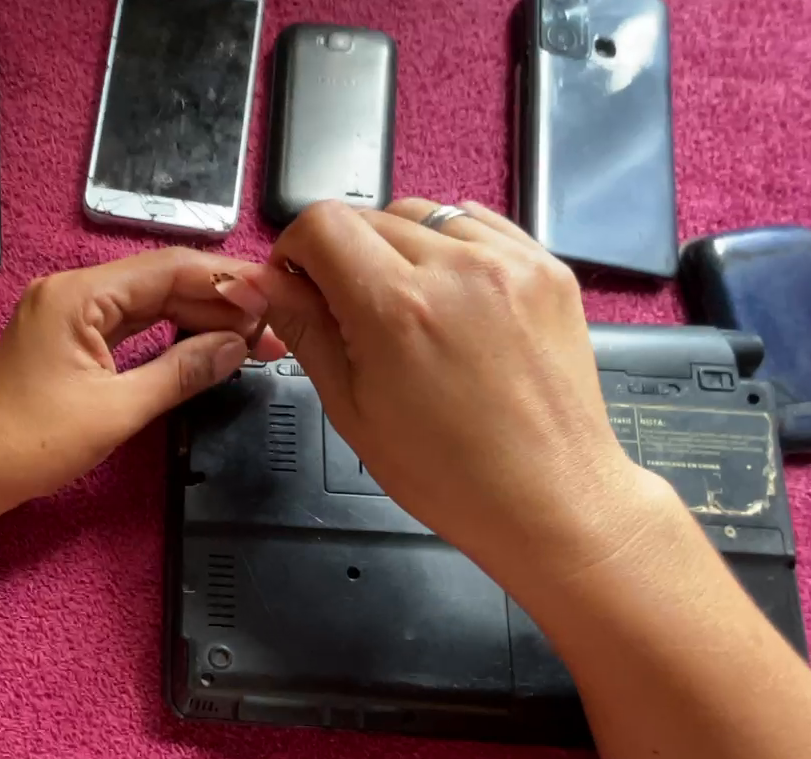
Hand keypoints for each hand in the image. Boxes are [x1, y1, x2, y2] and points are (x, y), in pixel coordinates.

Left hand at [0, 248, 281, 524]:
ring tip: (246, 339)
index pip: (168, 269)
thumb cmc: (30, 444)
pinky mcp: (64, 341)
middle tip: (270, 329)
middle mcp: (68, 293)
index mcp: (76, 295)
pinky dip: (161, 337)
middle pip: (158, 282)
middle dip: (216, 304)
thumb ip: (181, 372)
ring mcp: (64, 316)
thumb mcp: (117, 410)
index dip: (227, 282)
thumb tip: (234, 347)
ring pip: (144, 305)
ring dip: (193, 320)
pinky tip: (198, 346)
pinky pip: (123, 327)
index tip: (272, 299)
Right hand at [233, 199, 677, 587]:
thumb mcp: (348, 407)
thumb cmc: (439, 470)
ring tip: (395, 305)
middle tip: (338, 309)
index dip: (292, 252)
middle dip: (335, 255)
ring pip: (419, 213)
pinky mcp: (546, 264)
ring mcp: (510, 259)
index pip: (321, 225)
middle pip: (366, 216)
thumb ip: (304, 329)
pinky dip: (441, 245)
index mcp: (396, 308)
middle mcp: (456, 266)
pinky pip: (473, 223)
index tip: (294, 287)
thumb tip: (263, 282)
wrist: (546, 493)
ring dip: (388, 246)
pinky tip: (440, 295)